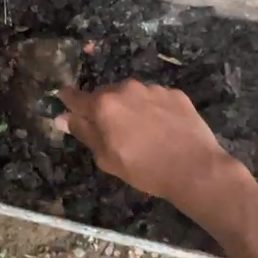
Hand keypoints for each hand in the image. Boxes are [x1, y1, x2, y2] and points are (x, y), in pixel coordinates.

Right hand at [58, 80, 254, 217]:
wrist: (195, 169)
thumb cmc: (144, 168)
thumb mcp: (106, 158)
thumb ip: (84, 132)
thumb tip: (62, 117)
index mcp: (103, 105)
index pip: (75, 97)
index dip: (68, 101)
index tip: (65, 104)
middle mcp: (125, 89)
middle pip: (105, 95)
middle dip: (104, 109)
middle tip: (112, 132)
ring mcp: (152, 89)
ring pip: (131, 95)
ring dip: (130, 108)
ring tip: (141, 132)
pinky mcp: (175, 94)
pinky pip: (155, 98)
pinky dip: (153, 110)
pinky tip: (162, 129)